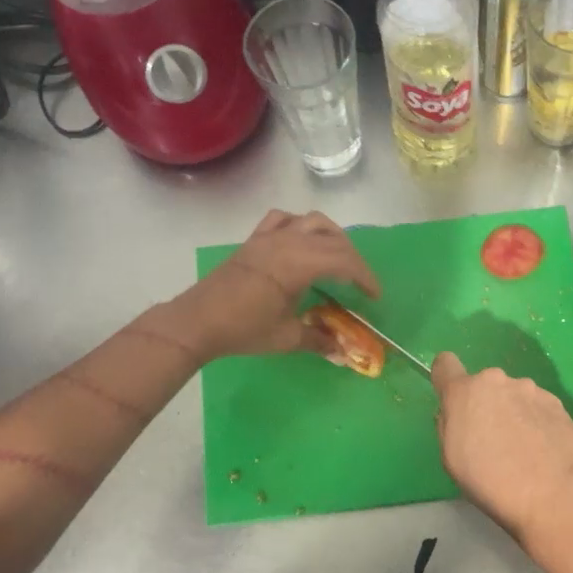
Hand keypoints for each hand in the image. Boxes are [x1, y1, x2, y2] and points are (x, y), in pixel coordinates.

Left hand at [172, 210, 380, 358]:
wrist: (197, 321)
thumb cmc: (244, 330)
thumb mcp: (287, 338)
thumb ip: (319, 340)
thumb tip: (343, 352)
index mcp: (299, 263)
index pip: (344, 261)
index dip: (365, 276)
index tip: (374, 295)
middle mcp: (288, 241)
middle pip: (333, 239)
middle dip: (353, 258)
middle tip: (359, 282)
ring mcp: (268, 237)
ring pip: (311, 221)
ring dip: (331, 236)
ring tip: (337, 257)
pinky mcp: (253, 240)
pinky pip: (283, 220)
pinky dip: (299, 226)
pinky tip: (300, 241)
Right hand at [431, 352, 572, 539]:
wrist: (551, 493)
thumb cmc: (489, 481)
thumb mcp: (451, 459)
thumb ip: (448, 426)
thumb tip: (456, 414)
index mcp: (464, 392)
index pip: (445, 364)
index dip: (446, 379)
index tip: (454, 401)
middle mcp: (497, 381)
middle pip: (484, 385)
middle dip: (485, 405)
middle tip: (493, 440)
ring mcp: (531, 389)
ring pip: (513, 395)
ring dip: (513, 412)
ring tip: (524, 448)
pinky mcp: (557, 403)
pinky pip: (537, 407)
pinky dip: (536, 422)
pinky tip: (543, 449)